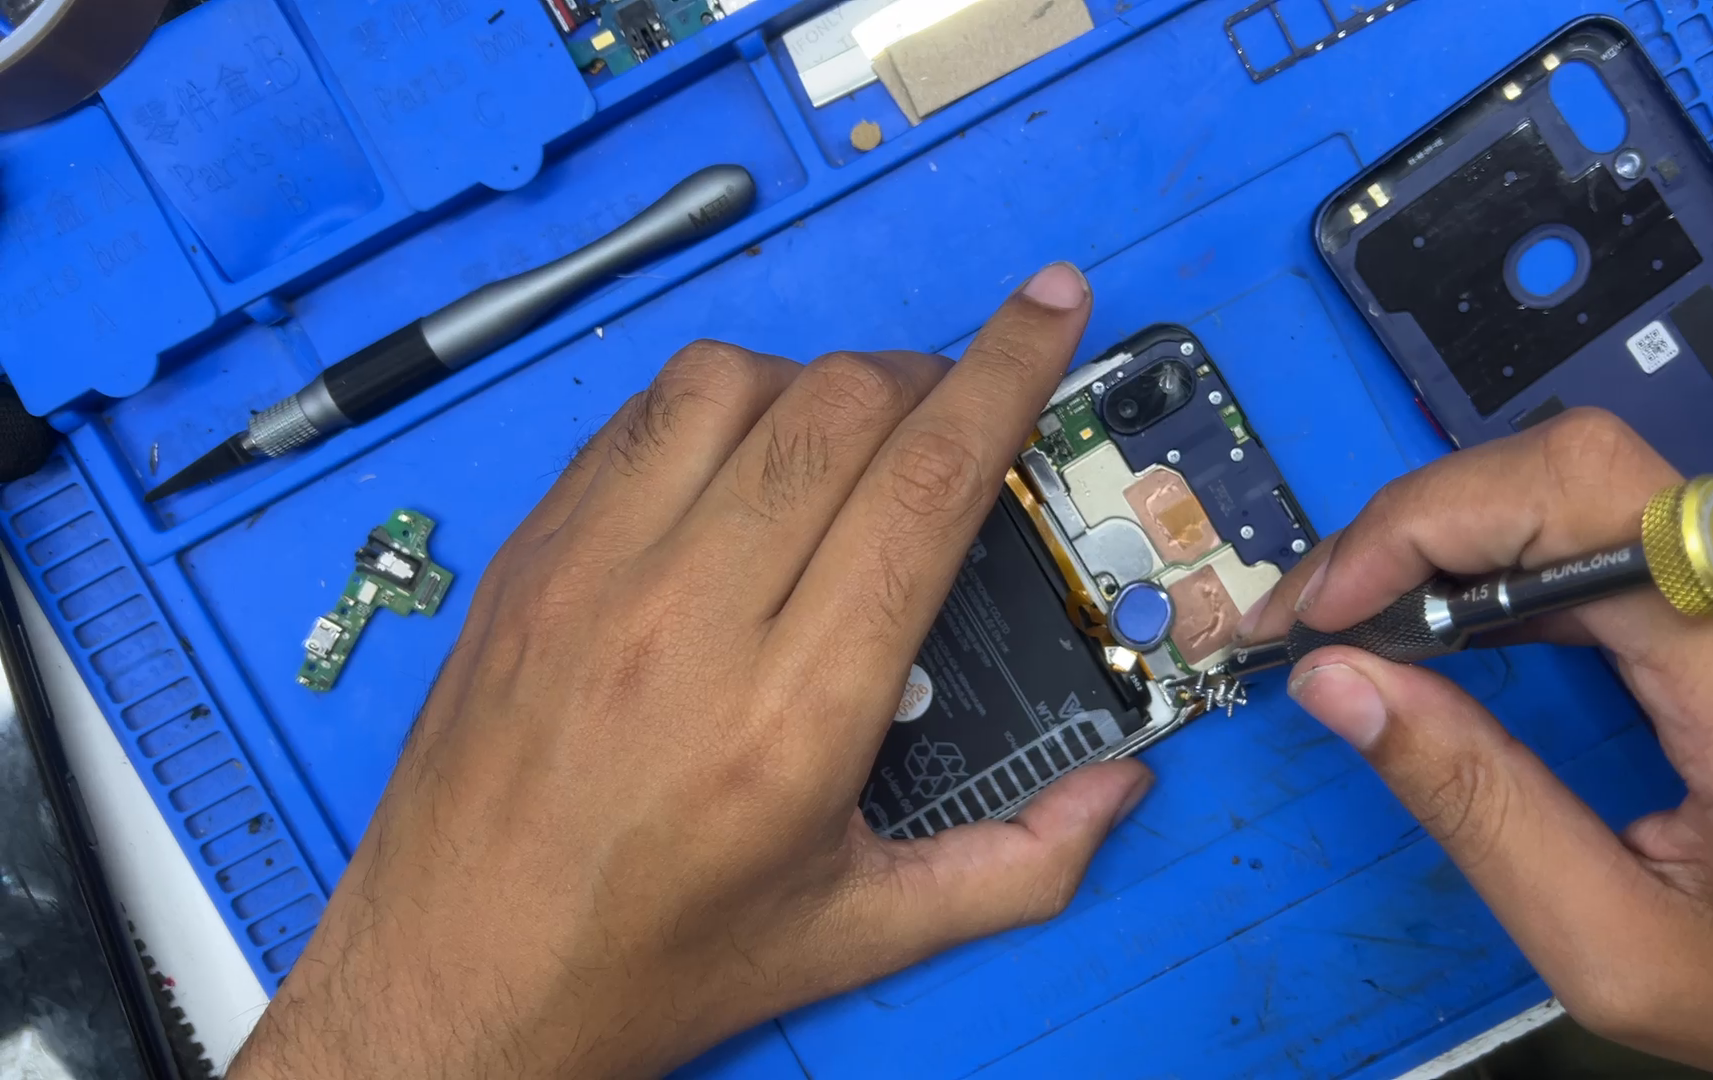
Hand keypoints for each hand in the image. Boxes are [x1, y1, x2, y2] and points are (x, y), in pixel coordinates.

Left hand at [228, 264, 1151, 1079]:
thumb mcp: (865, 932)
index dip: (1006, 377)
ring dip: (824, 384)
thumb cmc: (670, 955)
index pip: (924, 491)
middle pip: (842, 412)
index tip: (1053, 305)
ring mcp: (593, 567)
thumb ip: (1020, 864)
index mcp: (798, 712)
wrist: (454, 982)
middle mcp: (693, 615)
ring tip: (849, 441)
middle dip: (930, 377)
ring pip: (738, 382)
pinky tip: (746, 456)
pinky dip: (727, 398)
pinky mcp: (533, 549)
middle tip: (955, 414)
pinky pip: (646, 412)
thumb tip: (1124, 790)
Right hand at [1241, 409, 1712, 1077]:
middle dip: (1394, 536)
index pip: (1567, 496)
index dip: (1416, 525)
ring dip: (1431, 542)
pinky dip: (1487, 552)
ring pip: (1563, 485)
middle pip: (1549, 474)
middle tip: (1309, 619)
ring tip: (1355, 619)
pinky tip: (1440, 611)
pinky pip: (1597, 517)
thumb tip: (1330, 678)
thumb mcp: (1622, 948)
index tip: (1321, 612)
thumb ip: (1469, 803)